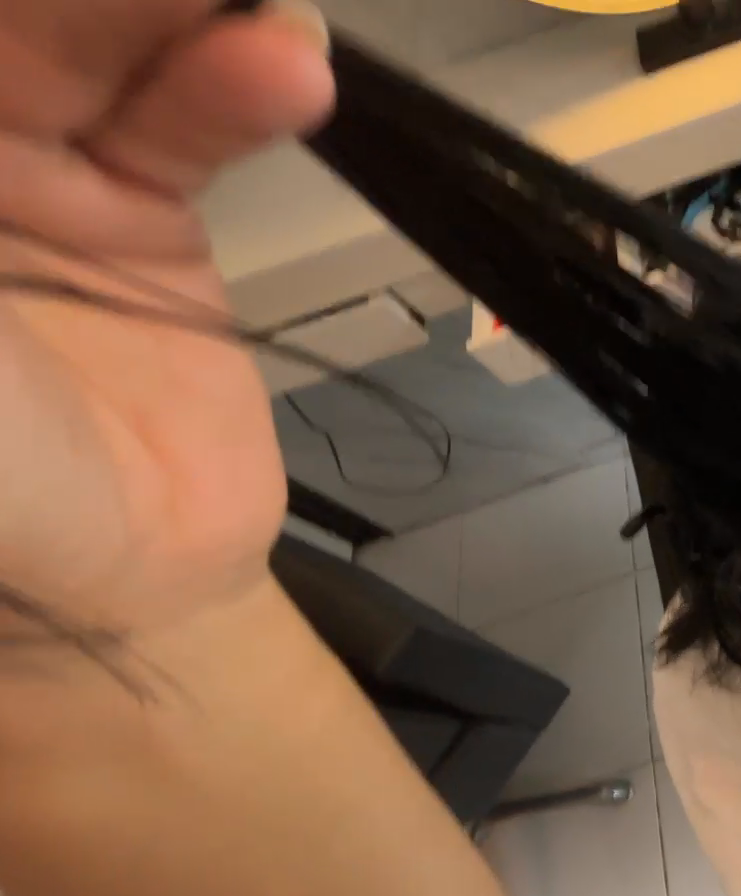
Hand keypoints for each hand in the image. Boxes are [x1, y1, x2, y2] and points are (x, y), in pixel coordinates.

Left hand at [0, 2, 331, 649]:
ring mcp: (20, 172)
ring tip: (266, 15)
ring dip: (176, 21)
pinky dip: (236, 96)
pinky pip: (177, 132)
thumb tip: (35, 97)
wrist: (121, 573)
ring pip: (81, 51)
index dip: (23, 10)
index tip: (87, 4)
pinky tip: (294, 65)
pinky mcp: (141, 219)